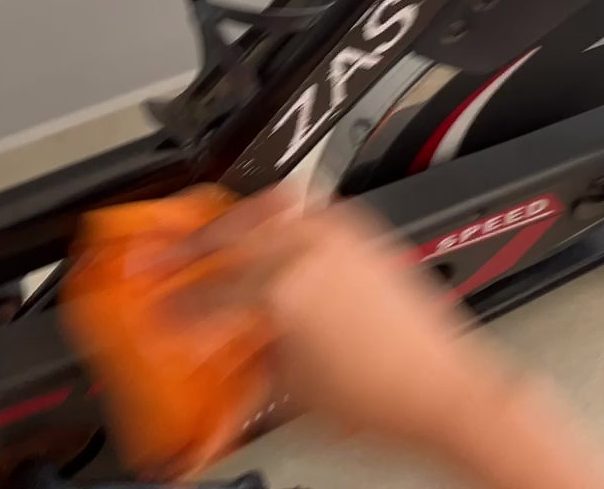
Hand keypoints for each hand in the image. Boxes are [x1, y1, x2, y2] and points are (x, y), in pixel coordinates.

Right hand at [175, 188, 515, 452]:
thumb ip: (251, 355)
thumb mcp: (293, 389)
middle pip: (231, 231)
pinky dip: (282, 213)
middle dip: (191, 244)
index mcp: (283, 290)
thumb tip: (228, 347)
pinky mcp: (361, 232)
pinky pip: (309, 207)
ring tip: (216, 230)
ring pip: (270, 204)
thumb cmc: (381, 400)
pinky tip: (274, 228)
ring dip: (236, 218)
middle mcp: (308, 250)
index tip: (159, 305)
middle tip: (168, 252)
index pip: (210, 291)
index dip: (175, 302)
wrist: (444, 389)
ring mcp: (337, 234)